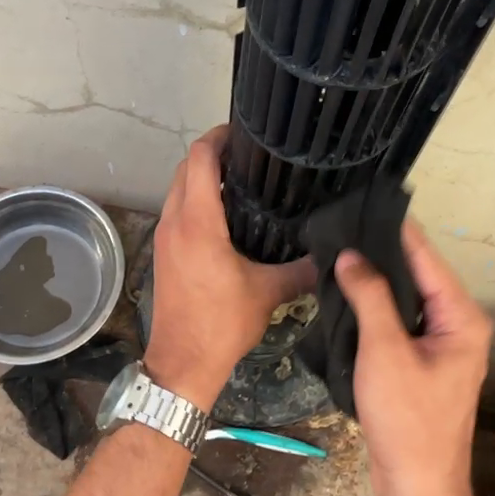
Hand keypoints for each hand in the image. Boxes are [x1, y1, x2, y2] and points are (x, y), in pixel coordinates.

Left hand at [144, 126, 315, 410]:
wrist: (182, 363)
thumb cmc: (222, 324)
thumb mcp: (268, 293)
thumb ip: (302, 269)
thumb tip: (331, 253)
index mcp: (198, 222)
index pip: (200, 159)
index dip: (219, 137)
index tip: (243, 132)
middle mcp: (174, 222)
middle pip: (185, 168)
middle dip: (212, 153)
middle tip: (249, 155)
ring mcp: (164, 237)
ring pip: (177, 189)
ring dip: (200, 177)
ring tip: (240, 180)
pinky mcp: (163, 253)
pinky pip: (176, 210)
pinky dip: (194, 200)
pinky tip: (224, 214)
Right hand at [334, 222, 490, 495]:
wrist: (415, 485)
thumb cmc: (406, 419)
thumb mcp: (384, 351)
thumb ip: (370, 297)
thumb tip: (351, 255)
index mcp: (462, 317)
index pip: (426, 257)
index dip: (395, 229)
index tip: (364, 202)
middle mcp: (458, 325)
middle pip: (419, 275)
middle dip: (381, 252)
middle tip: (339, 227)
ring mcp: (442, 346)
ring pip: (407, 300)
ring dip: (376, 282)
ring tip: (337, 253)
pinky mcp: (423, 364)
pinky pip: (400, 323)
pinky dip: (377, 309)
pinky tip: (347, 296)